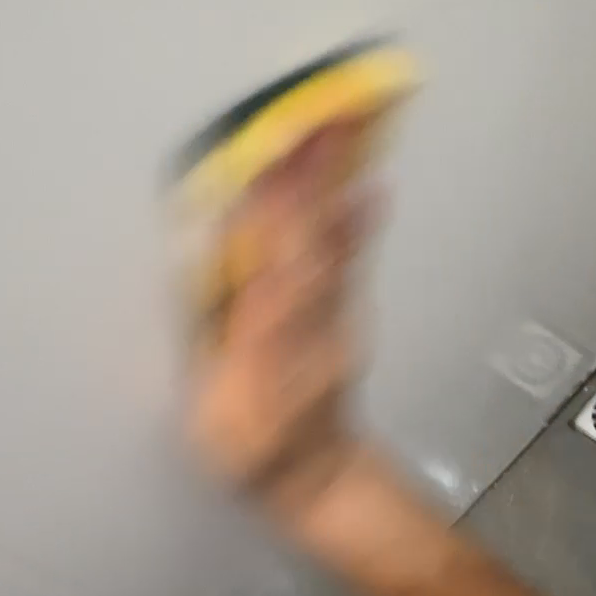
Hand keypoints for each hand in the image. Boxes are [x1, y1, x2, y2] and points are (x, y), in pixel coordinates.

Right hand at [187, 121, 374, 527]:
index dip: (274, 212)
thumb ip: (231, 343)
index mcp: (271, 345)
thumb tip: (240, 273)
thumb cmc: (257, 449)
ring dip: (335, 187)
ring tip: (342, 132)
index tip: (274, 157)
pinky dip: (360, 224)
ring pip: (333, 246)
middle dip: (313, 180)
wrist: (318, 477)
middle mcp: (312, 325)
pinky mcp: (345, 321)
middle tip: (321, 118)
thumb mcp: (223, 416)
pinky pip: (351, 264)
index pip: (272, 264)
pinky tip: (372, 190)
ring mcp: (335, 321)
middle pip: (310, 243)